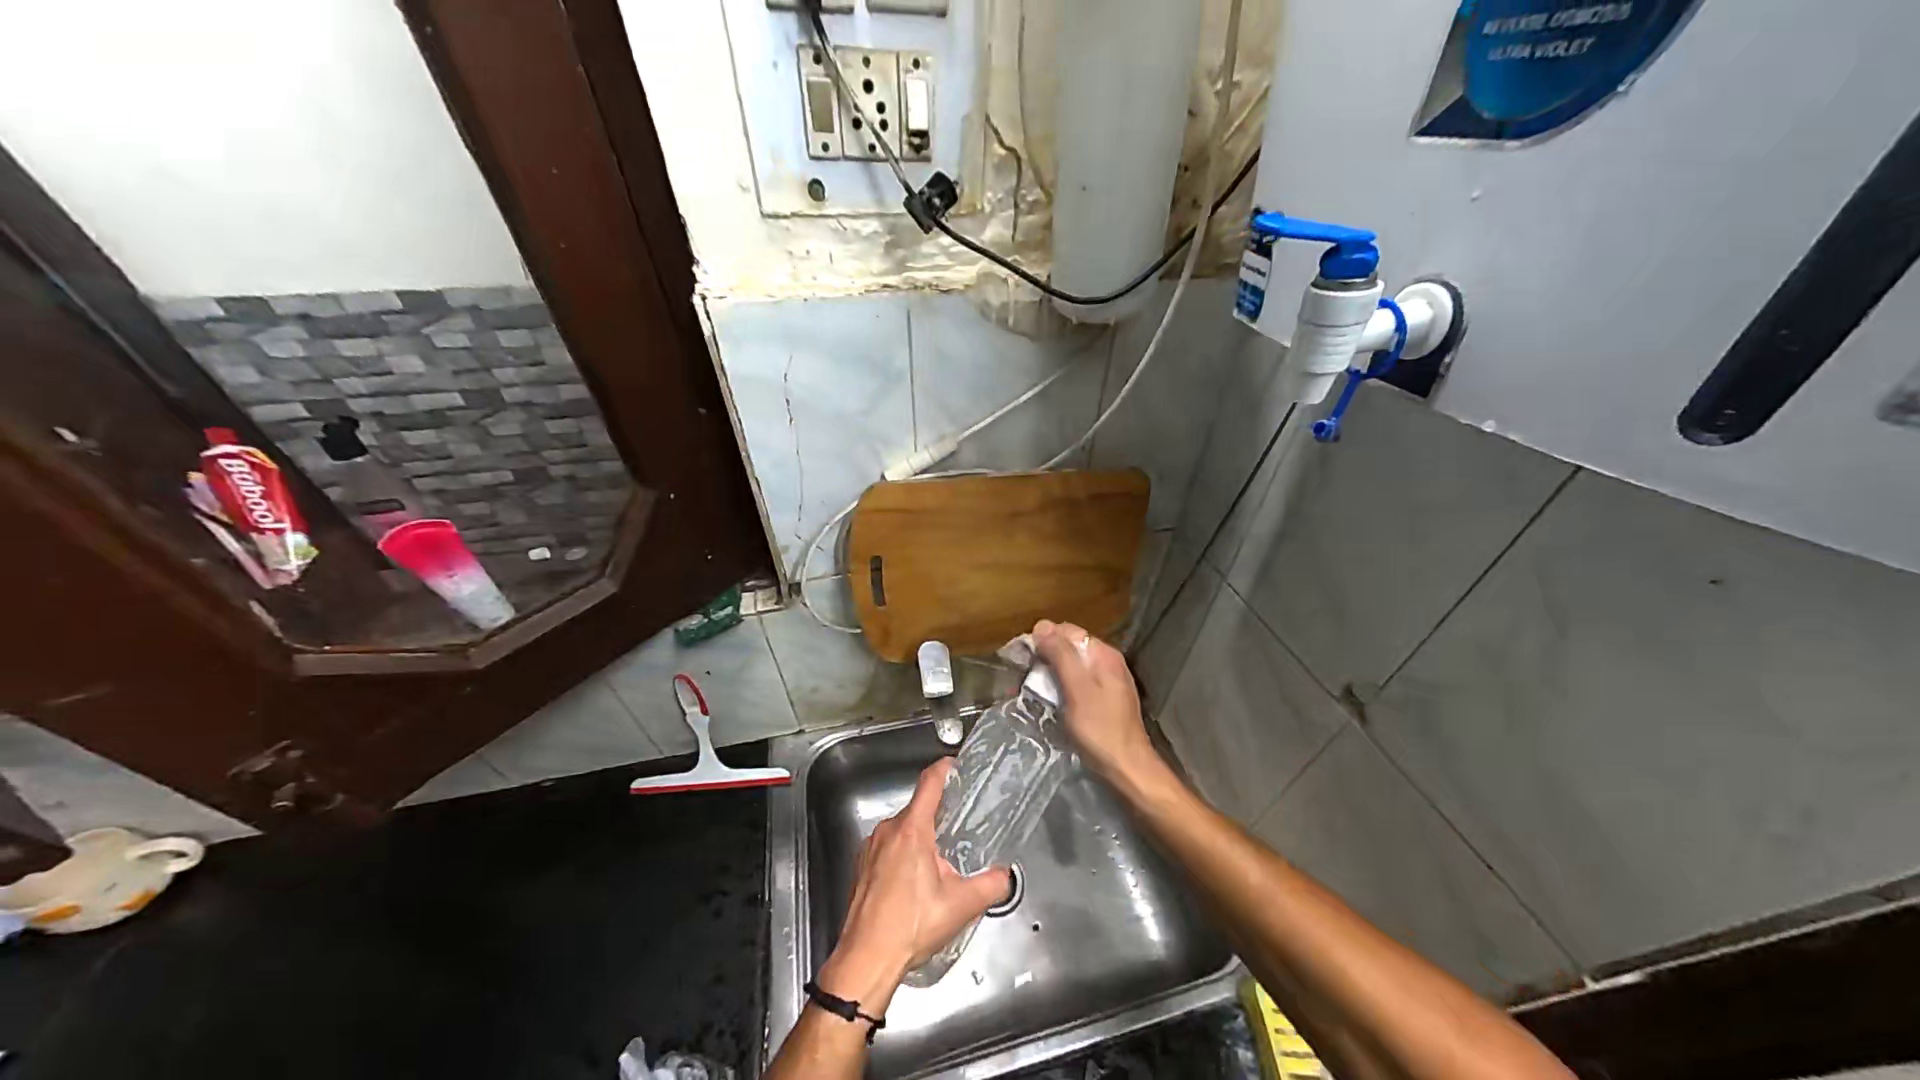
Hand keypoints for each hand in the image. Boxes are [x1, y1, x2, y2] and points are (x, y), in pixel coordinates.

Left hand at [819, 758, 1011, 1013]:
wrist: (866, 958)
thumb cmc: (909, 927)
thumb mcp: (961, 905)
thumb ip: (990, 885)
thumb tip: (1004, 875)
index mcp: (912, 830)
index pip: (929, 784)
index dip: (944, 769)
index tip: (953, 766)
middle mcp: (887, 832)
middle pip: (917, 810)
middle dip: (937, 819)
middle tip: (957, 833)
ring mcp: (870, 848)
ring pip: (901, 831)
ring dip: (919, 841)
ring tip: (936, 866)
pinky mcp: (861, 866)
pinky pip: (886, 848)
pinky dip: (901, 856)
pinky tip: (913, 883)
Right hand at [1031, 620, 1163, 787]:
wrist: (1127, 767)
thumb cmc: (1099, 729)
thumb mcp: (1077, 689)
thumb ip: (1061, 655)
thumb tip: (1041, 625)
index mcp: (1103, 654)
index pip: (1067, 631)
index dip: (1043, 640)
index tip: (1023, 657)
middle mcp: (1108, 662)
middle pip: (1070, 647)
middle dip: (1046, 657)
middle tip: (1024, 676)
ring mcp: (1107, 681)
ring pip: (1072, 666)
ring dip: (1051, 673)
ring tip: (1031, 688)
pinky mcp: (1103, 699)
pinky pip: (1077, 682)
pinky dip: (1061, 686)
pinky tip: (1051, 699)